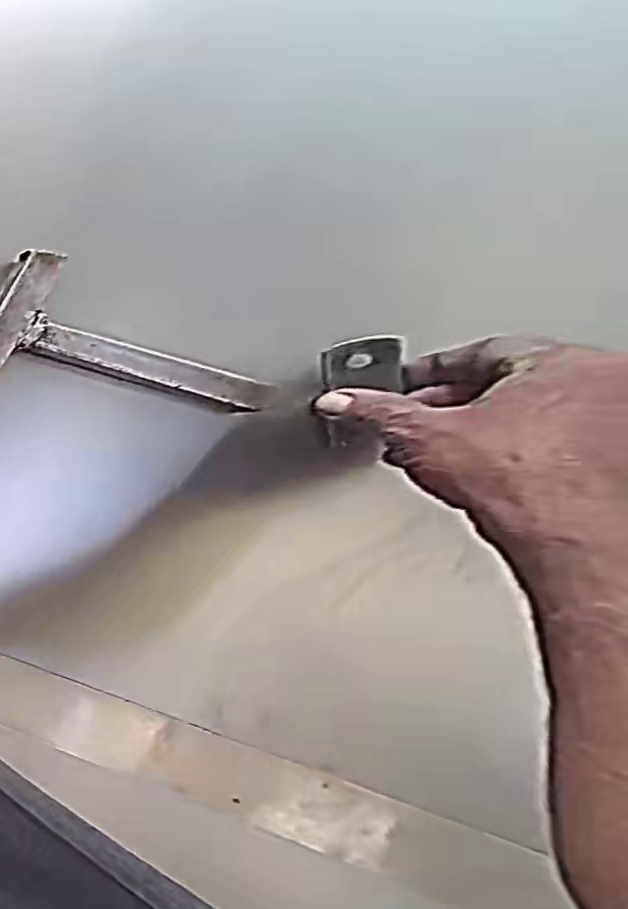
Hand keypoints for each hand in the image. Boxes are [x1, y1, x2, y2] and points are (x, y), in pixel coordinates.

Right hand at [315, 336, 627, 548]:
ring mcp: (610, 417)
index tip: (398, 384)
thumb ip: (374, 411)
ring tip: (435, 447)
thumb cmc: (517, 473)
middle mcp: (600, 381)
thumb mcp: (417, 432)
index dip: (426, 370)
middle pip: (501, 380)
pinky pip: (543, 436)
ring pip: (522, 409)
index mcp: (562, 362)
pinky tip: (474, 465)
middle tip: (408, 420)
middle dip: (446, 402)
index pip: (477, 352)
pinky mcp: (606, 452)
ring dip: (473, 425)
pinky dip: (504, 445)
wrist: (560, 524)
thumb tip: (339, 401)